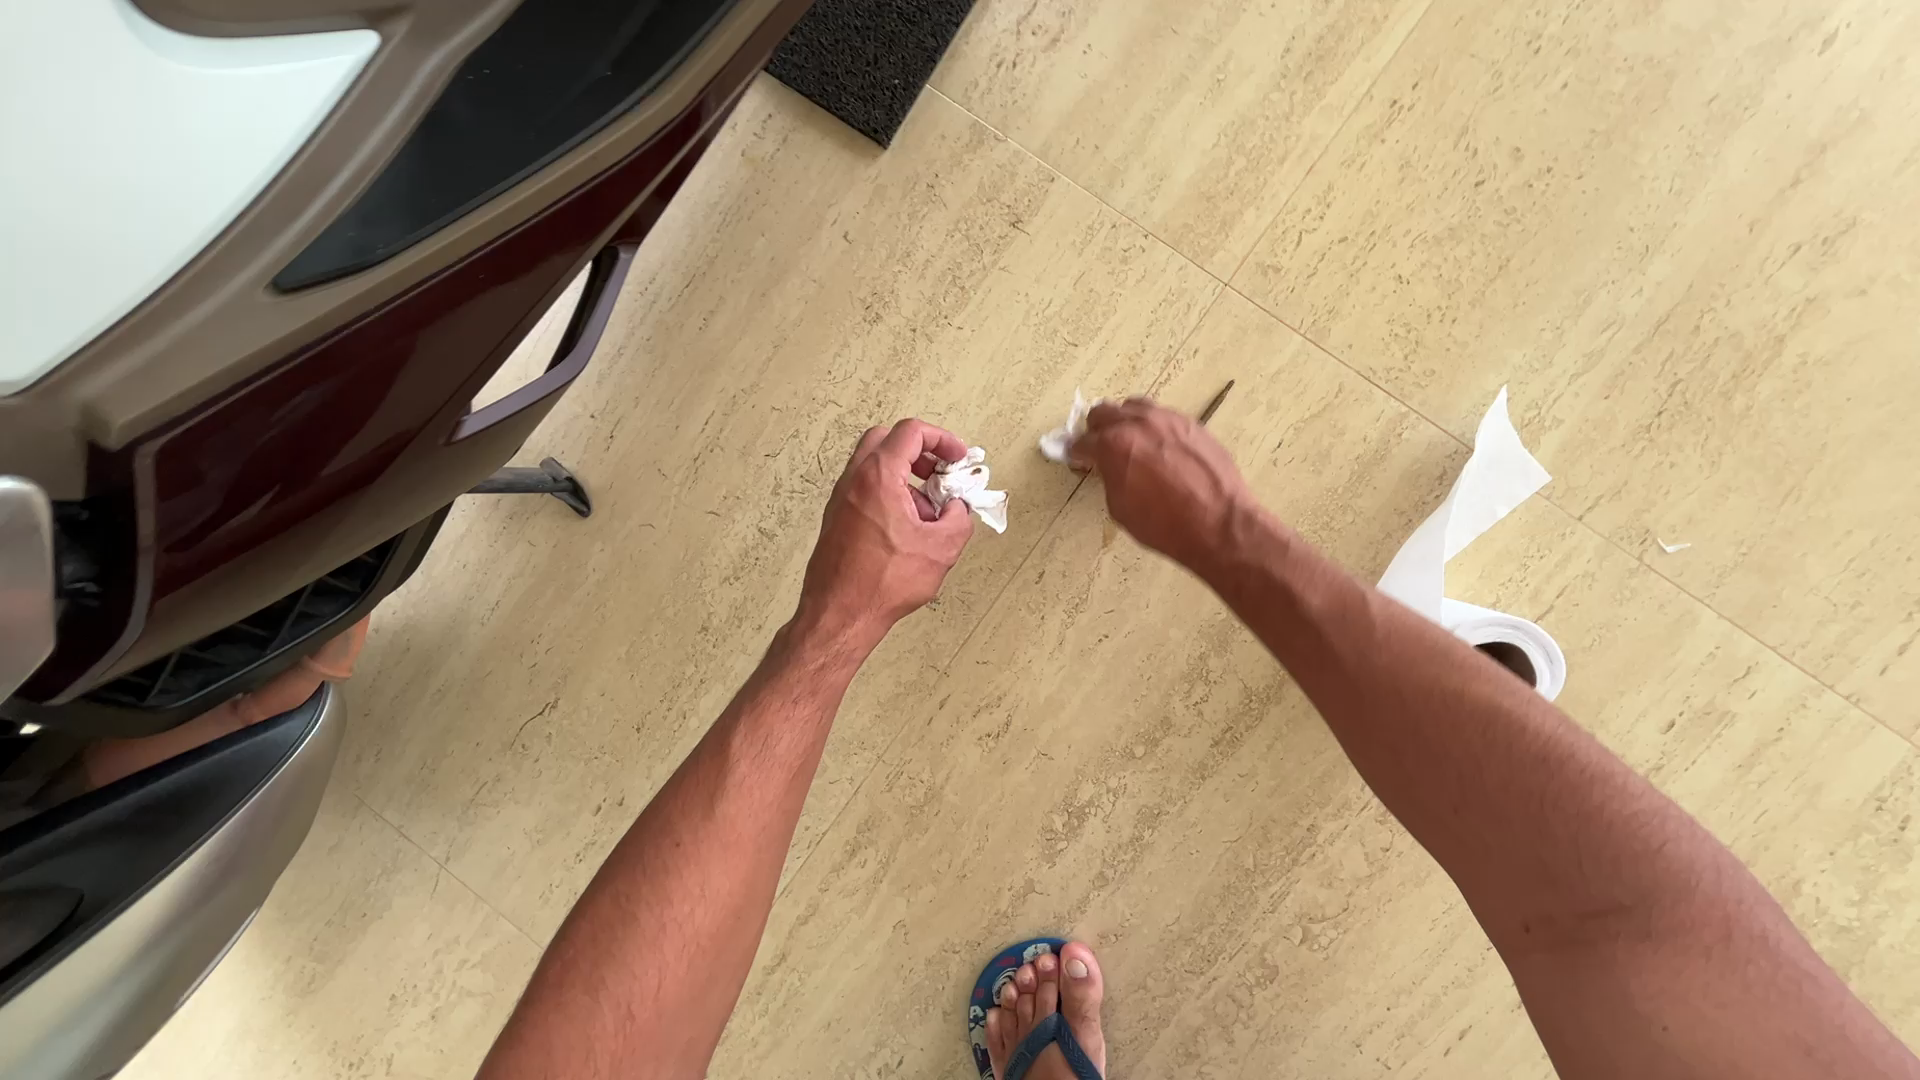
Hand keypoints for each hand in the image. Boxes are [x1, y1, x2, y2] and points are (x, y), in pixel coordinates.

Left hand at [796, 419, 973, 648]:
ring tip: (928, 510)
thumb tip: (957, 509)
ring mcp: (841, 499)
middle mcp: (853, 481)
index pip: (911, 432)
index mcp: (878, 477)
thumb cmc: (879, 585)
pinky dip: (890, 494)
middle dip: (920, 451)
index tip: (957, 458)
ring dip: (906, 475)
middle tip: (941, 473)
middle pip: (887, 440)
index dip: (942, 439)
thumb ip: (959, 518)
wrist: (840, 615)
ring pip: (875, 465)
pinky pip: (866, 489)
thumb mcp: (941, 549)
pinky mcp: (837, 518)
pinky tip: (908, 528)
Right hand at [1069, 398, 1256, 571]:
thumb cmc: (1164, 524)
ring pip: (1134, 406)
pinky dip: (1154, 428)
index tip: (1078, 458)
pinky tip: (1160, 448)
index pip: (1083, 441)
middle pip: (1104, 412)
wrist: (1218, 524)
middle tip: (1101, 448)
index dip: (1077, 453)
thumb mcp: (1120, 507)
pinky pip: (1163, 416)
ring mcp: (1167, 419)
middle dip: (1097, 430)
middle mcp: (1138, 424)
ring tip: (1132, 442)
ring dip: (1126, 421)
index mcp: (1113, 445)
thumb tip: (1108, 468)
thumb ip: (1108, 477)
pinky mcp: (1191, 424)